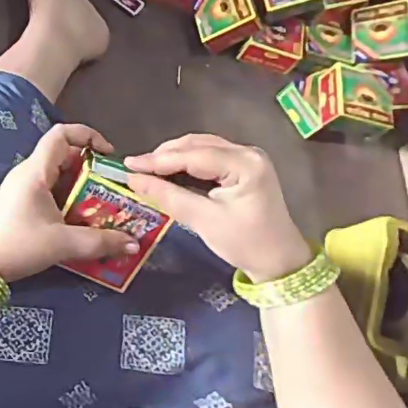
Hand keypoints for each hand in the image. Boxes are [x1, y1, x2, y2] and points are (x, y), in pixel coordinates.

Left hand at [0, 124, 138, 281]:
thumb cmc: (16, 244)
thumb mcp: (62, 243)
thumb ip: (100, 242)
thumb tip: (133, 244)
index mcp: (36, 171)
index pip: (62, 134)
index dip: (88, 136)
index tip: (108, 154)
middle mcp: (29, 175)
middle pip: (64, 156)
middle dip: (91, 169)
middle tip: (111, 188)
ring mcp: (22, 190)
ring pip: (58, 178)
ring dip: (81, 188)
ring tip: (103, 207)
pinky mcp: (20, 206)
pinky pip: (50, 194)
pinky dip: (69, 201)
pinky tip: (82, 222)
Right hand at [123, 134, 311, 281]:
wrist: (279, 263)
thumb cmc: (245, 243)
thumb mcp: (204, 220)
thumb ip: (168, 196)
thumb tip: (134, 180)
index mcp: (245, 164)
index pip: (193, 155)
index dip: (158, 159)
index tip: (129, 164)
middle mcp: (248, 153)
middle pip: (197, 145)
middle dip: (165, 155)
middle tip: (136, 167)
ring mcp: (248, 158)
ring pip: (202, 148)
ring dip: (174, 157)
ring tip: (148, 169)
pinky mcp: (244, 168)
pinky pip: (209, 157)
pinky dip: (187, 163)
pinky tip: (169, 171)